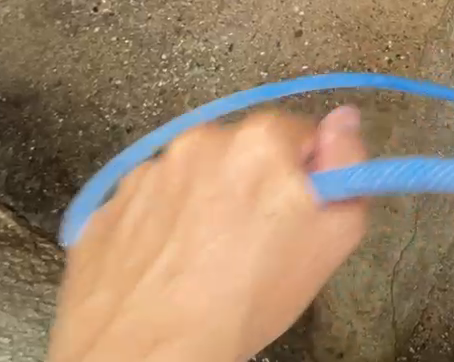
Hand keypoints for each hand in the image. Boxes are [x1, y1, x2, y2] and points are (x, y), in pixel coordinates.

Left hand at [48, 107, 369, 361]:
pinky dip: (165, 223)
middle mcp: (203, 138)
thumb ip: (350, 162)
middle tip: (257, 240)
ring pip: (199, 175)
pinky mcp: (103, 210)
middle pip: (249, 151)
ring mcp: (146, 173)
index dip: (308, 178)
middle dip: (257, 183)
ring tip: (207, 259)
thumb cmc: (251, 295)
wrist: (143, 360)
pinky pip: (153, 203)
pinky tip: (168, 266)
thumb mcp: (336, 233)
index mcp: (262, 136)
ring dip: (209, 200)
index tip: (297, 217)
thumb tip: (345, 117)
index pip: (306, 136)